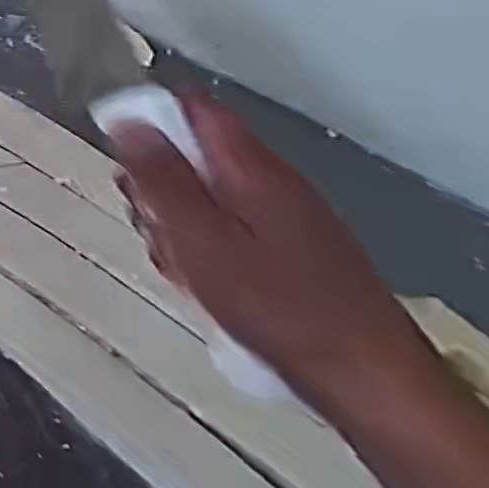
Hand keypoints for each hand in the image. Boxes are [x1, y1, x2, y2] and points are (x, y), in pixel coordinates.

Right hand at [103, 92, 435, 411]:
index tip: (120, 147)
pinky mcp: (288, 245)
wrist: (368, 381)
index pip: (192, 106)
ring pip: (202, 191)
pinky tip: (202, 276)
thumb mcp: (198, 234)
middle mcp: (268, 179)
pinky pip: (224, 223)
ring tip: (177, 258)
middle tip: (148, 216)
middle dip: (154, 177)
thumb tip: (128, 119)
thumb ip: (159, 174)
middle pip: (191, 151)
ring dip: (173, 216)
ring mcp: (283, 213)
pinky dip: (201, 241)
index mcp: (248, 166)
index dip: (149, 113)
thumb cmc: (275, 303)